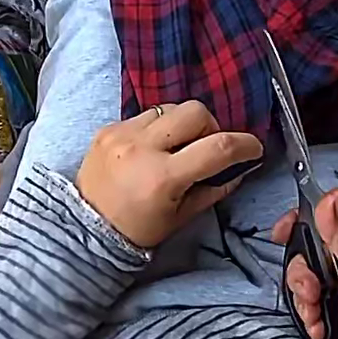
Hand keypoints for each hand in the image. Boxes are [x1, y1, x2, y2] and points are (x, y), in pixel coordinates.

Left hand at [76, 101, 262, 247]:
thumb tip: (240, 168)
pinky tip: (153, 148)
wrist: (84, 230)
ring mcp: (121, 134)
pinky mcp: (108, 128)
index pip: (217, 147)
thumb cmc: (137, 230)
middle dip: (211, 127)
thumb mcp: (181, 216)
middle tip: (207, 149)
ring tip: (178, 147)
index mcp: (163, 177)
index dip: (244, 144)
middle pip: (195, 112)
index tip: (253, 148)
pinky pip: (145, 115)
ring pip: (170, 108)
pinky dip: (158, 128)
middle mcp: (142, 148)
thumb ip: (214, 188)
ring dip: (183, 124)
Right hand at [272, 189, 337, 338]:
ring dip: (304, 298)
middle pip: (310, 252)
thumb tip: (330, 196)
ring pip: (310, 280)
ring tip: (314, 315)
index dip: (299, 225)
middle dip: (300, 273)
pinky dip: (312, 316)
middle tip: (309, 292)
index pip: (324, 217)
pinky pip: (318, 304)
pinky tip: (319, 328)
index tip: (281, 235)